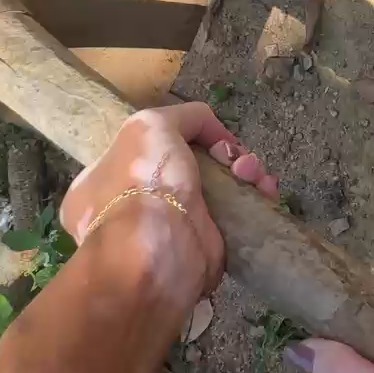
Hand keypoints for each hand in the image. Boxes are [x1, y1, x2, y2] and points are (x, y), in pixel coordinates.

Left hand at [60, 102, 278, 300]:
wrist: (156, 255)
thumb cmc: (143, 185)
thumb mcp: (149, 126)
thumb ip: (181, 117)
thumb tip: (209, 130)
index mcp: (110, 179)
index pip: (157, 148)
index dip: (191, 138)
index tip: (211, 142)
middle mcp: (141, 201)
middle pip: (198, 163)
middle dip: (227, 155)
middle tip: (237, 159)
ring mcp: (177, 223)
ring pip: (223, 184)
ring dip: (247, 171)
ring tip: (251, 174)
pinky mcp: (209, 241)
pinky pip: (239, 209)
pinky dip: (257, 194)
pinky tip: (263, 189)